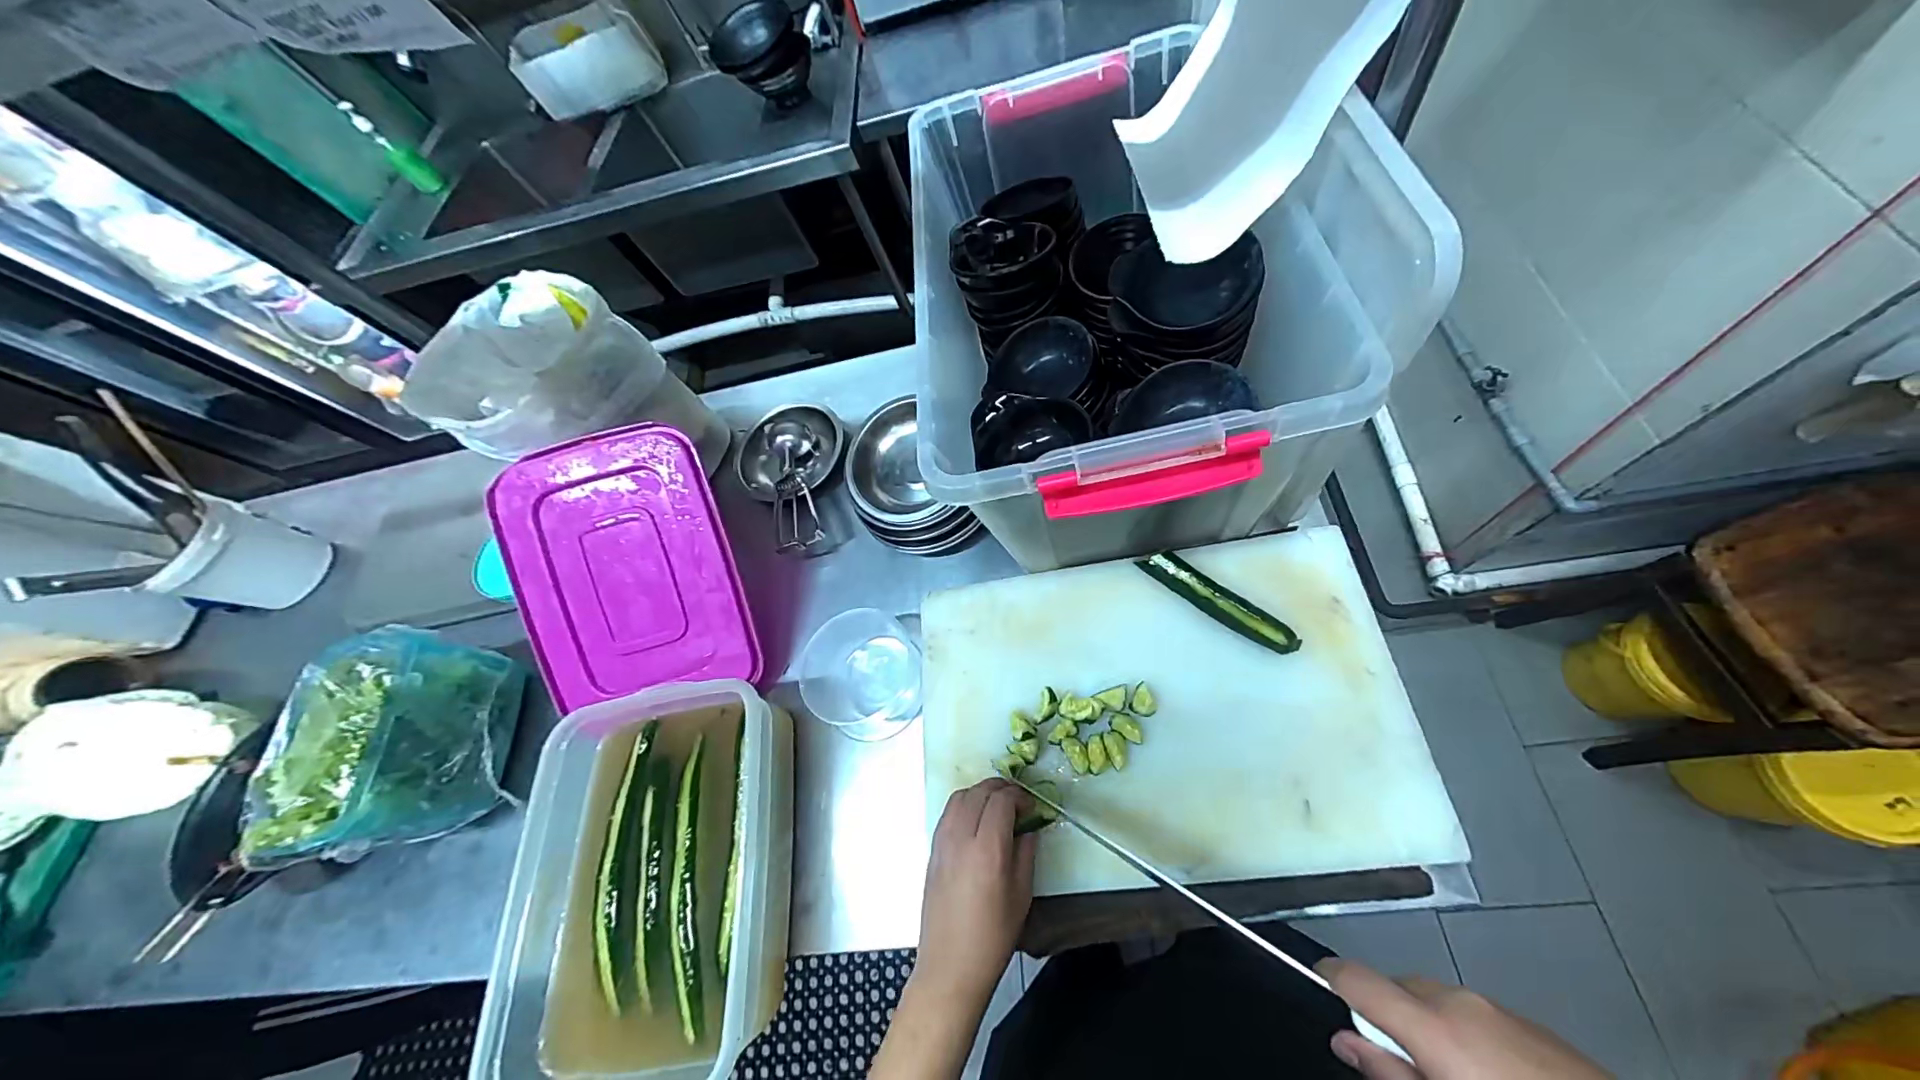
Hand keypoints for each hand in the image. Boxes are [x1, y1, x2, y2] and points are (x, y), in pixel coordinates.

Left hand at [913, 778, 1036, 1007]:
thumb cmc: (992, 936)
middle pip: (978, 792)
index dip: (1019, 797)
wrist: (950, 964)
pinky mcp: (932, 850)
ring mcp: (942, 842)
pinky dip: (964, 805)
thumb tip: (1028, 829)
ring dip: (980, 793)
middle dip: (1001, 788)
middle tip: (1018, 802)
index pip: (1001, 800)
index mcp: (986, 849)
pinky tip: (977, 821)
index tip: (1032, 807)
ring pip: (959, 797)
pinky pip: (948, 813)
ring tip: (997, 807)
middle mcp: (960, 837)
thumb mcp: (1021, 895)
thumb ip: (1026, 854)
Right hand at [1317, 958, 1611, 1079]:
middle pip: (1397, 986)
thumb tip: (1346, 1042)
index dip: (1328, 978)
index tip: (1318, 988)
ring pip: (1436, 998)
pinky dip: (1462, 1032)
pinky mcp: (1532, 1024)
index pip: (1355, 977)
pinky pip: (1475, 1014)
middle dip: (1385, 1014)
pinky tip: (1485, 1074)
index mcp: (1430, 1024)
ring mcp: (1499, 1009)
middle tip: (1392, 1060)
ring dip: (1425, 1023)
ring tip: (1445, 1072)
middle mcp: (1458, 1002)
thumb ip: (1388, 1073)